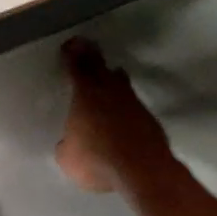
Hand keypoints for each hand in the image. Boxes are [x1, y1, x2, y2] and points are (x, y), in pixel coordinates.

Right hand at [55, 38, 172, 193]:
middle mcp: (111, 91)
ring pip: (121, 83)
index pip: (77, 67)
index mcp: (86, 94)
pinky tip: (123, 114)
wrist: (142, 170)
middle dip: (92, 58)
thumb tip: (69, 143)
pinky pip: (133, 104)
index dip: (72, 54)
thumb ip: (67, 144)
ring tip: (109, 77)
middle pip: (101, 68)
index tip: (70, 45)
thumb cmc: (97, 160)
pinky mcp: (149, 119)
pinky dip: (126, 105)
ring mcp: (133, 103)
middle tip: (87, 50)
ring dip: (113, 79)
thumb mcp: (68, 157)